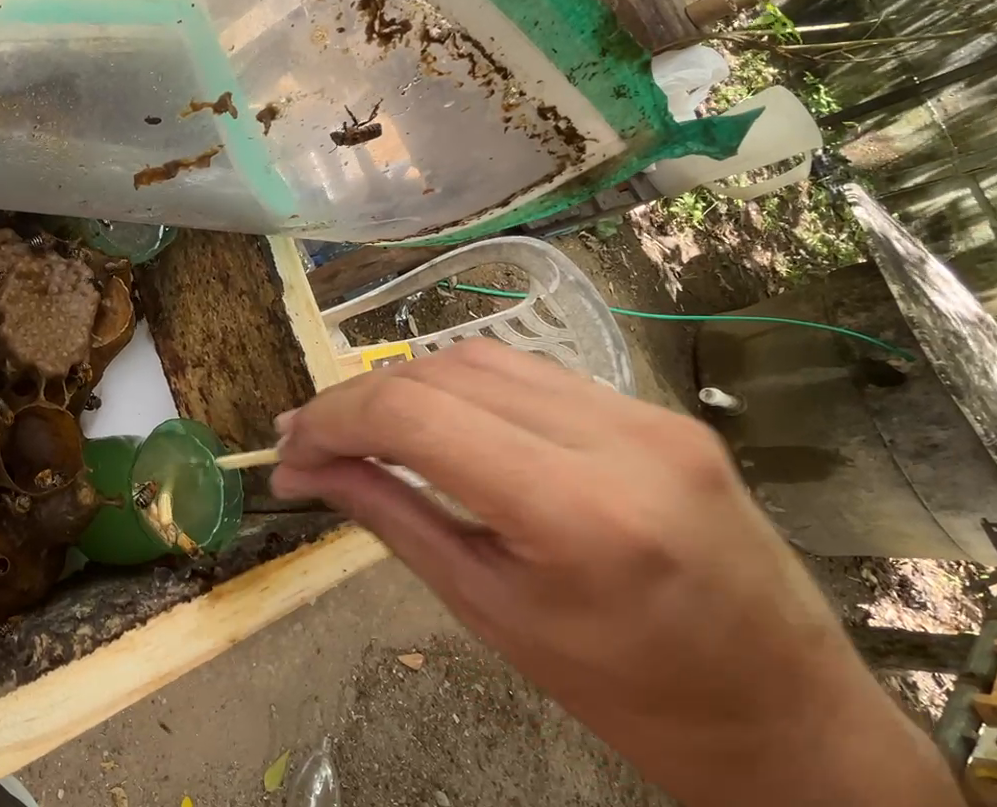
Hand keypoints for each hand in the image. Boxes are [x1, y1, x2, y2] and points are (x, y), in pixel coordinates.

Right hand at [271, 340, 956, 806]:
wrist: (782, 713)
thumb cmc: (624, 690)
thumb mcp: (487, 609)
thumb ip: (390, 517)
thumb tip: (305, 470)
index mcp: (577, 510)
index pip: (415, 416)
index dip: (332, 421)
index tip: (288, 453)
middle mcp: (617, 437)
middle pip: (441, 373)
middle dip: (355, 401)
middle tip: (305, 442)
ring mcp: (645, 413)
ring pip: (479, 357)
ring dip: (401, 386)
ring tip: (356, 429)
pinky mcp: (654, 410)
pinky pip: (528, 374)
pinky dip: (457, 389)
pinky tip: (430, 422)